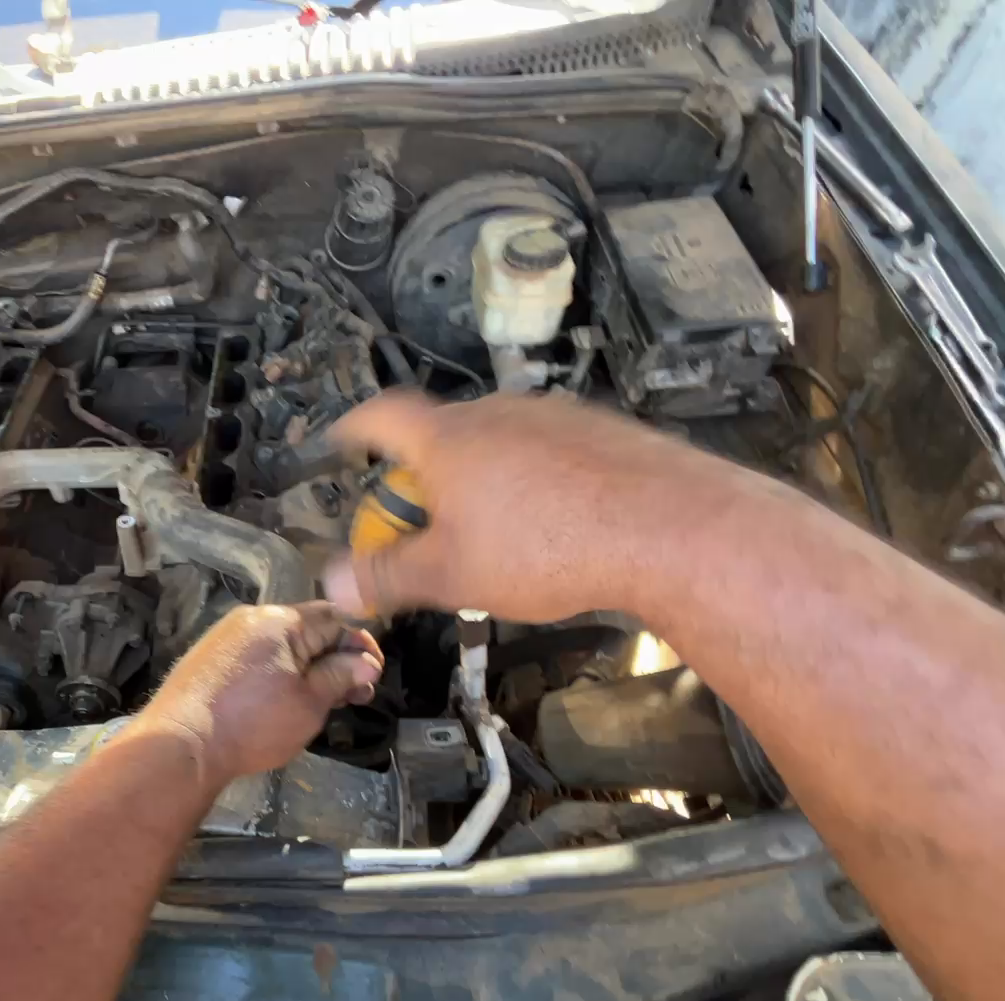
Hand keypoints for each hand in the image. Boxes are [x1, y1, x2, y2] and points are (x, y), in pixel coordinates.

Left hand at [133, 602, 382, 788]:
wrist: (180, 742)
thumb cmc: (252, 723)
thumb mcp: (309, 703)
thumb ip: (340, 676)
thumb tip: (367, 663)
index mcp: (280, 620)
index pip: (335, 618)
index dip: (360, 645)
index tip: (373, 676)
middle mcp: (252, 617)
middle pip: (307, 628)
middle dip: (336, 658)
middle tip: (354, 694)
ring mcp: (227, 635)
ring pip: (282, 644)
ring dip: (308, 666)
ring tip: (323, 700)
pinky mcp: (210, 655)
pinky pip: (257, 655)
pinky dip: (279, 671)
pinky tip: (284, 697)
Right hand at [322, 391, 784, 622]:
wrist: (672, 531)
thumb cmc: (545, 548)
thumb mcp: (451, 575)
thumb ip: (387, 576)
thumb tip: (333, 582)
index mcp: (448, 440)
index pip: (383, 415)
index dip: (355, 425)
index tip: (344, 436)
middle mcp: (496, 413)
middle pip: (439, 433)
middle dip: (421, 471)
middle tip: (422, 516)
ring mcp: (552, 416)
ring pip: (494, 440)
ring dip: (477, 475)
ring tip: (490, 526)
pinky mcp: (599, 430)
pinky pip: (543, 448)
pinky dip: (528, 477)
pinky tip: (550, 520)